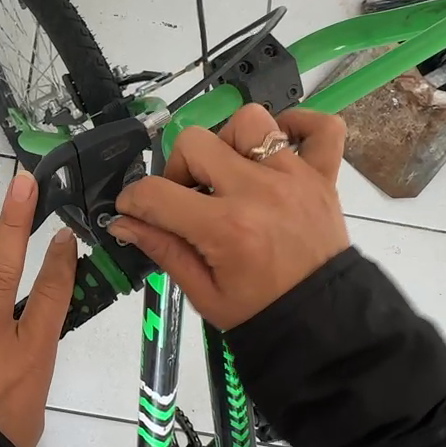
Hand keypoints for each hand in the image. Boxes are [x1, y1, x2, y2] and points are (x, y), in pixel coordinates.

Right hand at [106, 106, 348, 328]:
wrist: (324, 324)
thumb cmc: (260, 310)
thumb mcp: (201, 291)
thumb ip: (161, 249)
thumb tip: (121, 222)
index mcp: (226, 228)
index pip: (156, 193)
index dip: (132, 200)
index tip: (132, 210)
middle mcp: (259, 191)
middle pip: (194, 143)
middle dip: (177, 169)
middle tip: (186, 200)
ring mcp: (294, 177)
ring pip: (248, 122)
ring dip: (228, 144)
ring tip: (228, 175)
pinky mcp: (323, 176)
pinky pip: (320, 127)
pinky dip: (298, 126)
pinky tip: (276, 148)